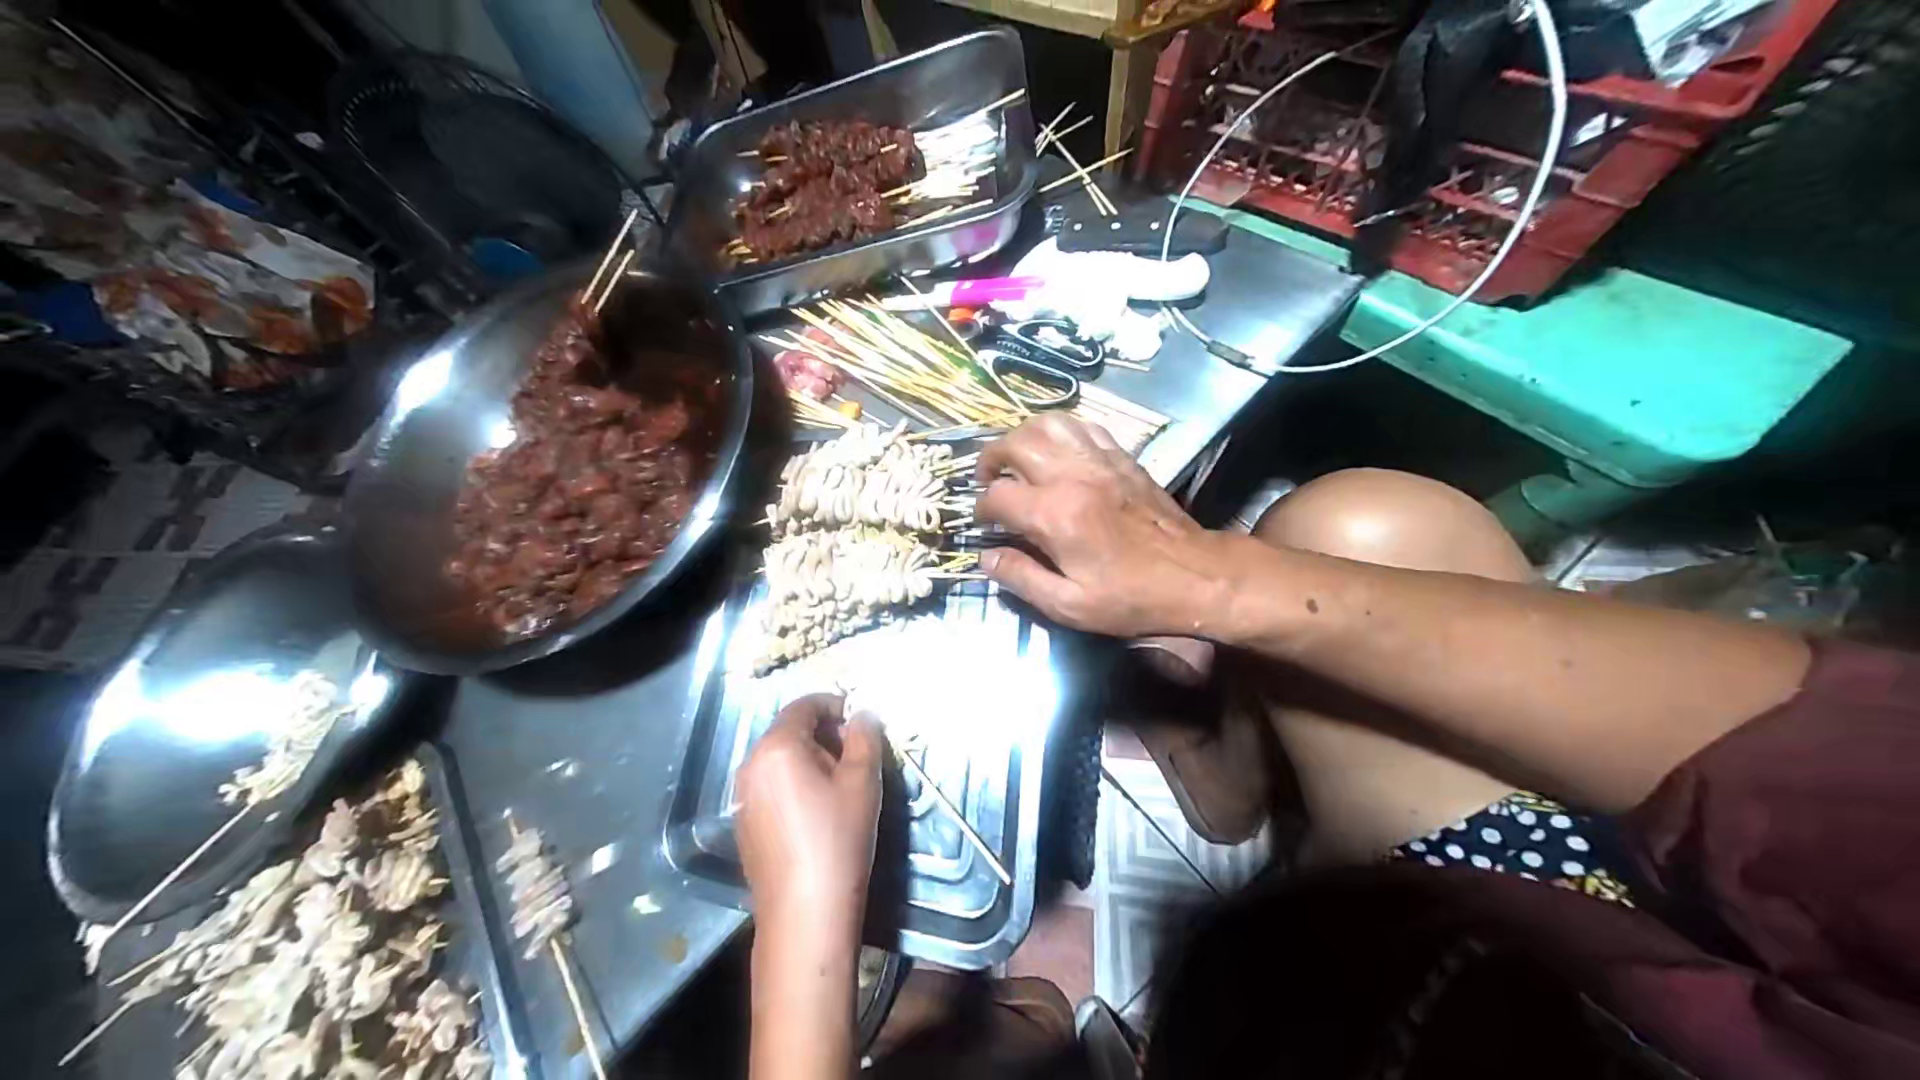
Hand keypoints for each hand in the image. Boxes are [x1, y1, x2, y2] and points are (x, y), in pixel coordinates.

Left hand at [736, 694, 882, 936]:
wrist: (805, 912)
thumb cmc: (839, 837)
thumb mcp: (862, 780)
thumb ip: (864, 736)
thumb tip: (862, 715)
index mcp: (777, 746)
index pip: (804, 705)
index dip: (835, 705)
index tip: (861, 722)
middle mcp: (750, 764)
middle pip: (789, 730)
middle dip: (824, 733)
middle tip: (856, 755)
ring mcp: (742, 795)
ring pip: (780, 758)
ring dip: (810, 758)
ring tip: (840, 783)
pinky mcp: (744, 822)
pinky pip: (771, 785)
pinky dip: (794, 782)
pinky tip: (817, 811)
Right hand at [974, 414, 1224, 637]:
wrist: (1194, 576)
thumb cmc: (1130, 597)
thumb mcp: (1069, 605)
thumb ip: (1021, 578)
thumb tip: (986, 558)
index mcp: (1056, 515)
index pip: (997, 495)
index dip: (981, 509)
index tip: (984, 524)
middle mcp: (1074, 477)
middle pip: (1015, 444)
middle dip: (991, 459)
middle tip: (987, 480)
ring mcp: (1100, 462)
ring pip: (1048, 424)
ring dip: (1023, 437)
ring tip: (1016, 459)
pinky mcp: (1122, 458)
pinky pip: (1083, 427)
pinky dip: (1060, 432)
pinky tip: (1056, 452)